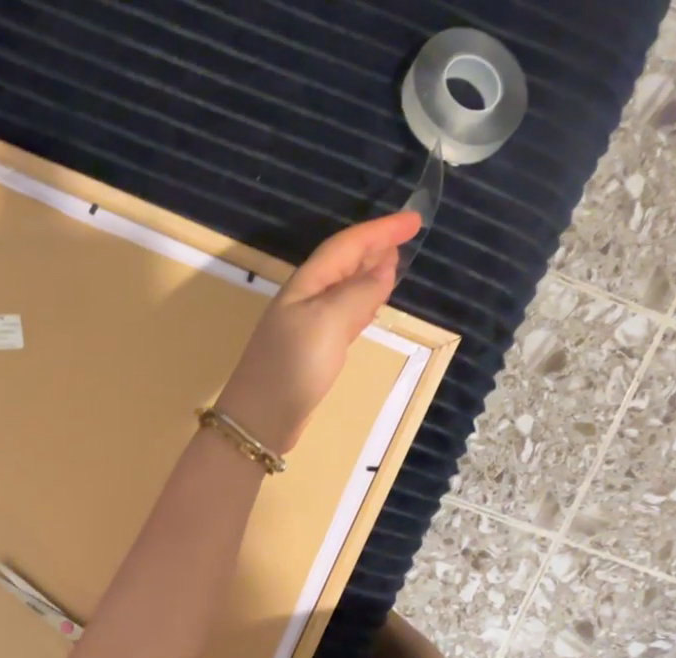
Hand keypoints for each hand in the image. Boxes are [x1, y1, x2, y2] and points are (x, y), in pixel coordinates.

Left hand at [216, 211, 422, 451]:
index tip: (414, 220)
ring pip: (345, 288)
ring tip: (394, 264)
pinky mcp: (314, 352)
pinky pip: (344, 314)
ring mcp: (308, 326)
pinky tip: (372, 305)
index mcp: (306, 284)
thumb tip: (384, 269)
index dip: (380, 230)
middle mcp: (305, 299)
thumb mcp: (328, 322)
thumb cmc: (293, 367)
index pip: (346, 245)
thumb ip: (358, 294)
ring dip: (369, 273)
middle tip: (406, 238)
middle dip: (374, 247)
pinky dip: (362, 303)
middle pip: (343, 262)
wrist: (261, 419)